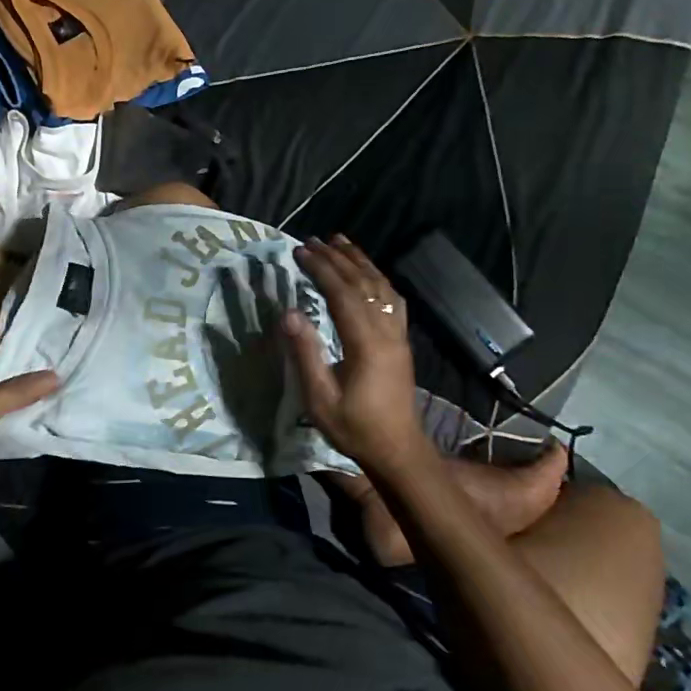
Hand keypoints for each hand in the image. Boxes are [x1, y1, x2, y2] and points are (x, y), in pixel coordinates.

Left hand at [0, 309, 57, 485]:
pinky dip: (26, 391)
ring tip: (71, 355)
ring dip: (34, 365)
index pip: (1, 317)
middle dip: (38, 337)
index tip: (57, 301)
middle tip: (75, 329)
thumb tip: (58, 374)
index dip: (26, 307)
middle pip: (10, 342)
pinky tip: (51, 390)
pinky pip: (8, 393)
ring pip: (11, 368)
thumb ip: (21, 390)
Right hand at [284, 236, 427, 470]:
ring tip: (340, 242)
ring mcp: (398, 335)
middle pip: (362, 283)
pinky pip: (393, 299)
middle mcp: (386, 331)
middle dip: (336, 258)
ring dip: (359, 261)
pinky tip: (368, 272)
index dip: (321, 268)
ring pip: (381, 286)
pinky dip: (378, 278)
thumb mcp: (320, 398)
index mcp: (366, 343)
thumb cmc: (354, 427)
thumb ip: (305, 354)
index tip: (300, 251)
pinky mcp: (402, 341)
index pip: (342, 293)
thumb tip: (289, 313)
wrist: (398, 450)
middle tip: (312, 240)